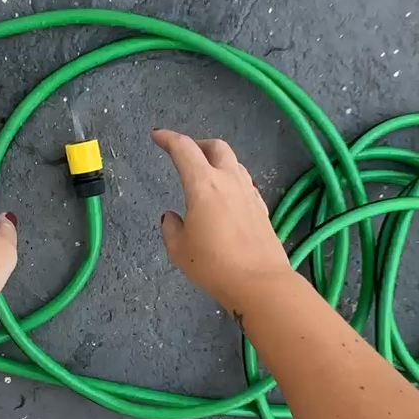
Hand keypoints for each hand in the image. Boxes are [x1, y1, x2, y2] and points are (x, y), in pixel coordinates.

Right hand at [150, 128, 294, 313]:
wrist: (260, 282)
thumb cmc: (213, 265)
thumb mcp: (179, 249)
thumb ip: (171, 228)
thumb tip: (172, 218)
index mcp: (203, 184)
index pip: (183, 149)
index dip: (167, 138)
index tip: (157, 135)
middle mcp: (229, 181)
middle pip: (216, 146)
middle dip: (198, 144)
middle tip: (185, 155)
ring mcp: (249, 193)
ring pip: (234, 163)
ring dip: (217, 161)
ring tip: (205, 176)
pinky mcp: (262, 208)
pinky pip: (244, 183)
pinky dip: (231, 181)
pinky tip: (226, 198)